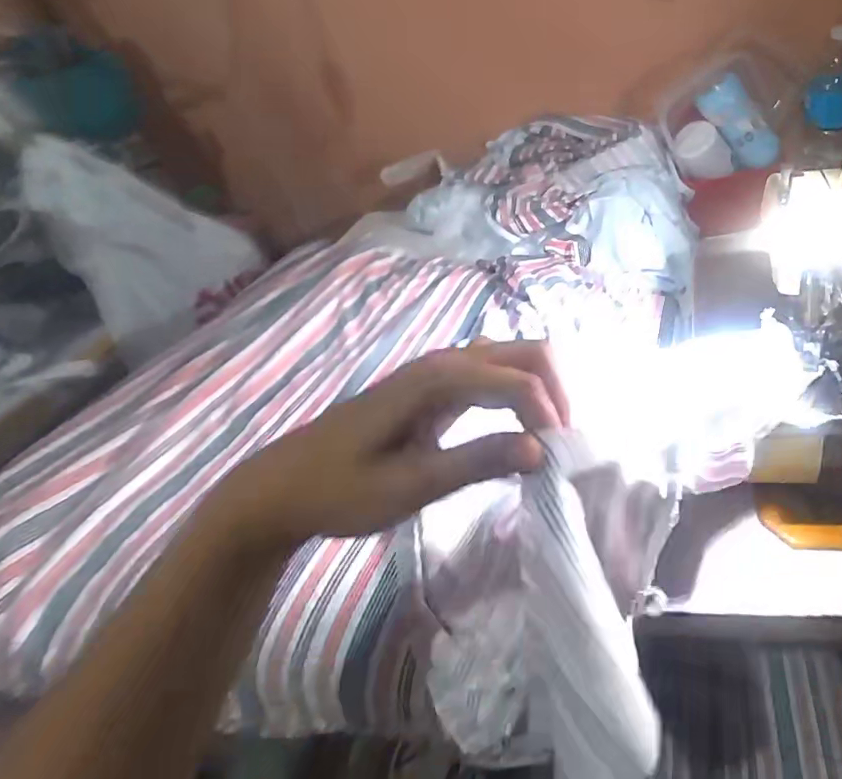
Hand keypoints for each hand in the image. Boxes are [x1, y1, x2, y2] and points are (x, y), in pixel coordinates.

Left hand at [209, 341, 567, 553]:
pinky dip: (521, 392)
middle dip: (556, 391)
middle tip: (561, 443)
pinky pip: (496, 372)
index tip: (554, 462)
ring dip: (541, 389)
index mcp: (439, 378)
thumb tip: (541, 450)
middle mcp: (446, 360)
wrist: (280, 488)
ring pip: (515, 357)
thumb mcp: (409, 486)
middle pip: (528, 351)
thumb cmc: (339, 490)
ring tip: (545, 438)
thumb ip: (477, 462)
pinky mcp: (438, 385)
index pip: (519, 380)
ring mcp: (442, 369)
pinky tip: (519, 427)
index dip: (546, 416)